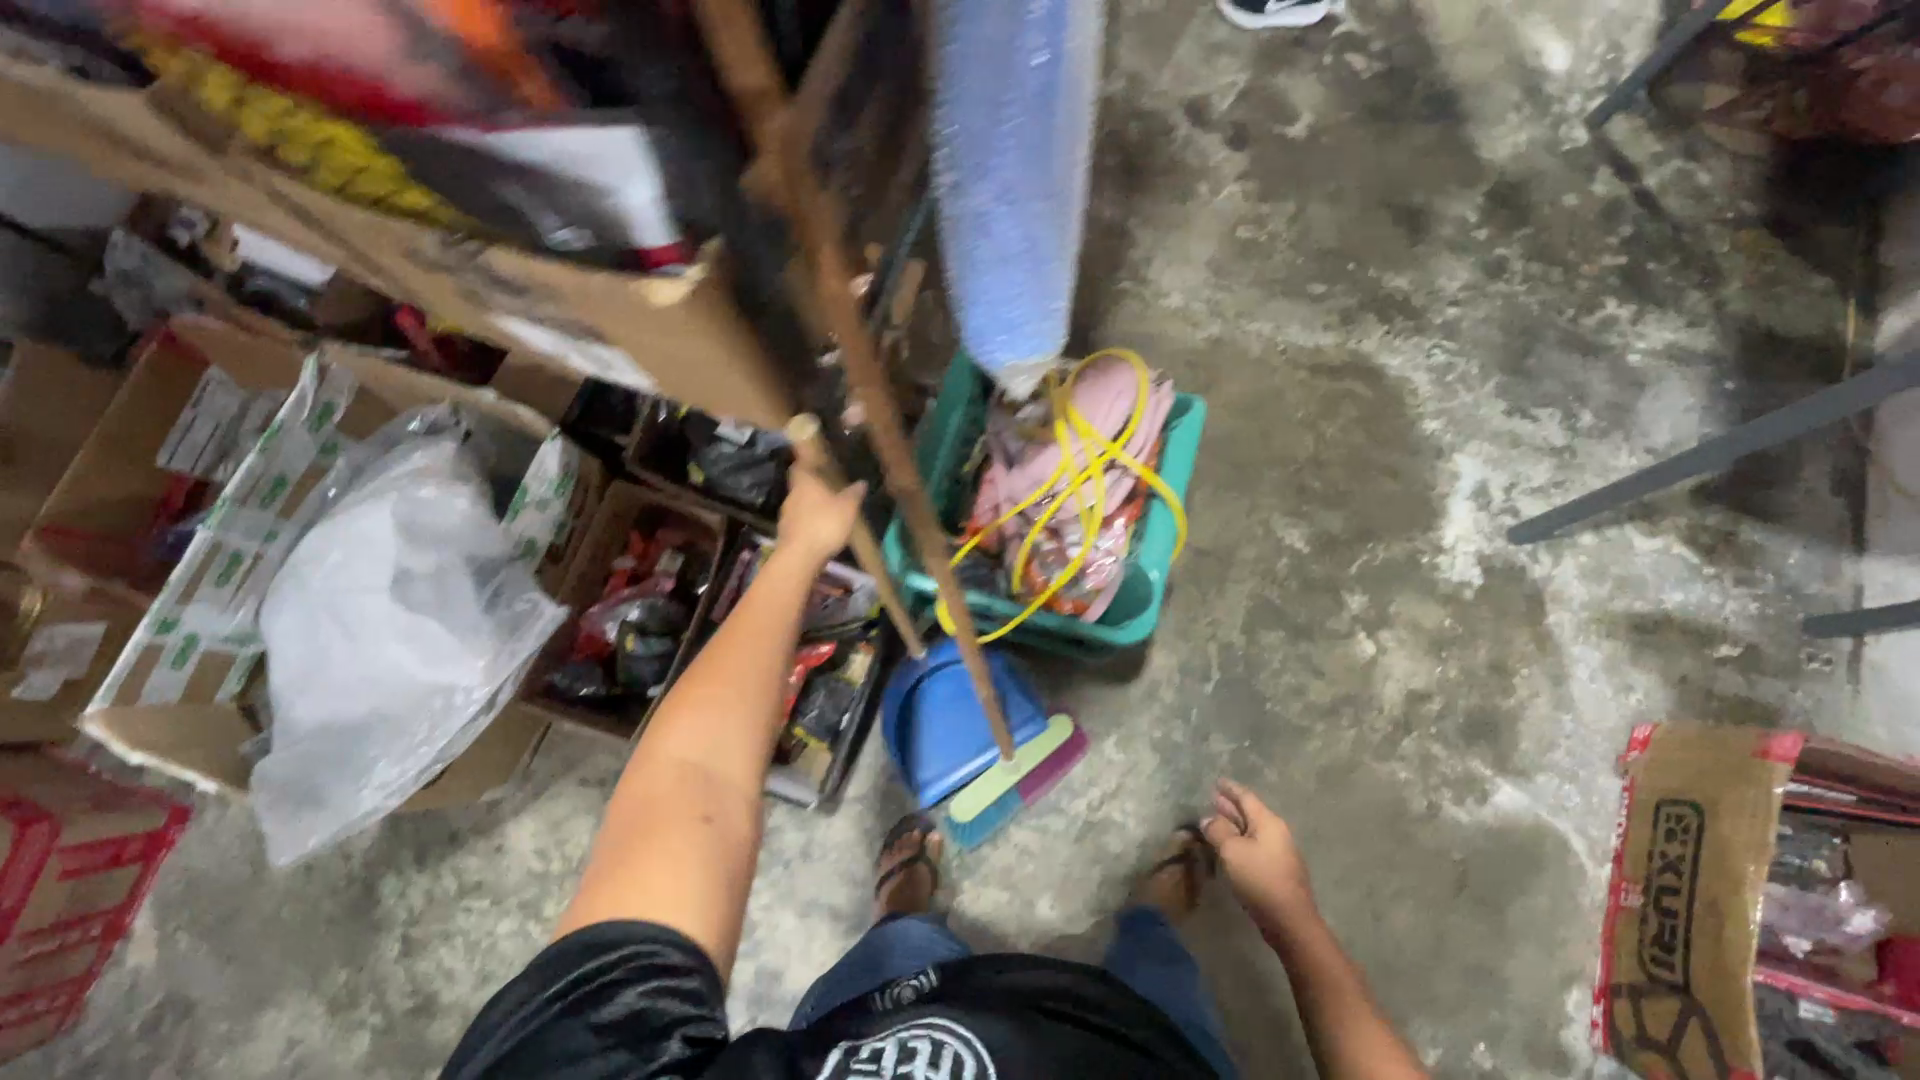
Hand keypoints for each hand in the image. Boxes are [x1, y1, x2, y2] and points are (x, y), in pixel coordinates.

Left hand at [776, 470, 866, 567]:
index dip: (806, 463)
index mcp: (804, 483)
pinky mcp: (786, 533)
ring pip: (800, 505)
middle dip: (813, 487)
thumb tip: (862, 482)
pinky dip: (808, 523)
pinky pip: (799, 522)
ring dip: (811, 507)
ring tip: (827, 512)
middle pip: (800, 486)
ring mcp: (787, 515)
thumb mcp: (847, 508)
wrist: (800, 557)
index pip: (799, 466)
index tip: (816, 464)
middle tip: (829, 489)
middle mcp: (792, 496)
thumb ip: (854, 494)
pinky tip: (820, 531)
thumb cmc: (824, 524)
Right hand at [1202, 778, 1317, 929]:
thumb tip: (1208, 818)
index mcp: (1268, 822)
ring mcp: (1278, 852)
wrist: (1289, 920)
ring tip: (1215, 821)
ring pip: (1252, 831)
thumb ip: (1218, 831)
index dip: (1230, 789)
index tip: (1217, 781)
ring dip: (1234, 825)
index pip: (1246, 797)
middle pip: (1250, 813)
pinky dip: (1239, 841)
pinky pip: (1254, 846)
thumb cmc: (1259, 879)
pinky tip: (1228, 847)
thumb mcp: (1232, 851)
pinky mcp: (1276, 870)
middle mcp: (1276, 833)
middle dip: (1231, 806)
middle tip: (1212, 799)